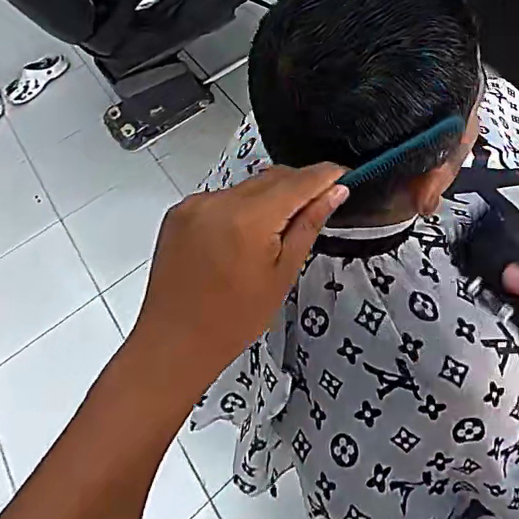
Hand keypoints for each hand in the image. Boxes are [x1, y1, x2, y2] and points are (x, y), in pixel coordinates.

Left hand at [127, 164, 347, 391]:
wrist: (174, 343)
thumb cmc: (231, 319)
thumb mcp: (284, 271)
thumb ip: (310, 223)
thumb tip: (335, 192)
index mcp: (248, 219)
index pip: (300, 180)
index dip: (328, 175)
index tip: (344, 177)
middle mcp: (218, 203)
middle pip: (275, 176)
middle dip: (301, 186)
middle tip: (320, 206)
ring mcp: (195, 205)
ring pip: (250, 184)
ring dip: (272, 195)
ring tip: (279, 230)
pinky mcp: (180, 212)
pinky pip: (225, 196)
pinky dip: (243, 205)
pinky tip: (247, 234)